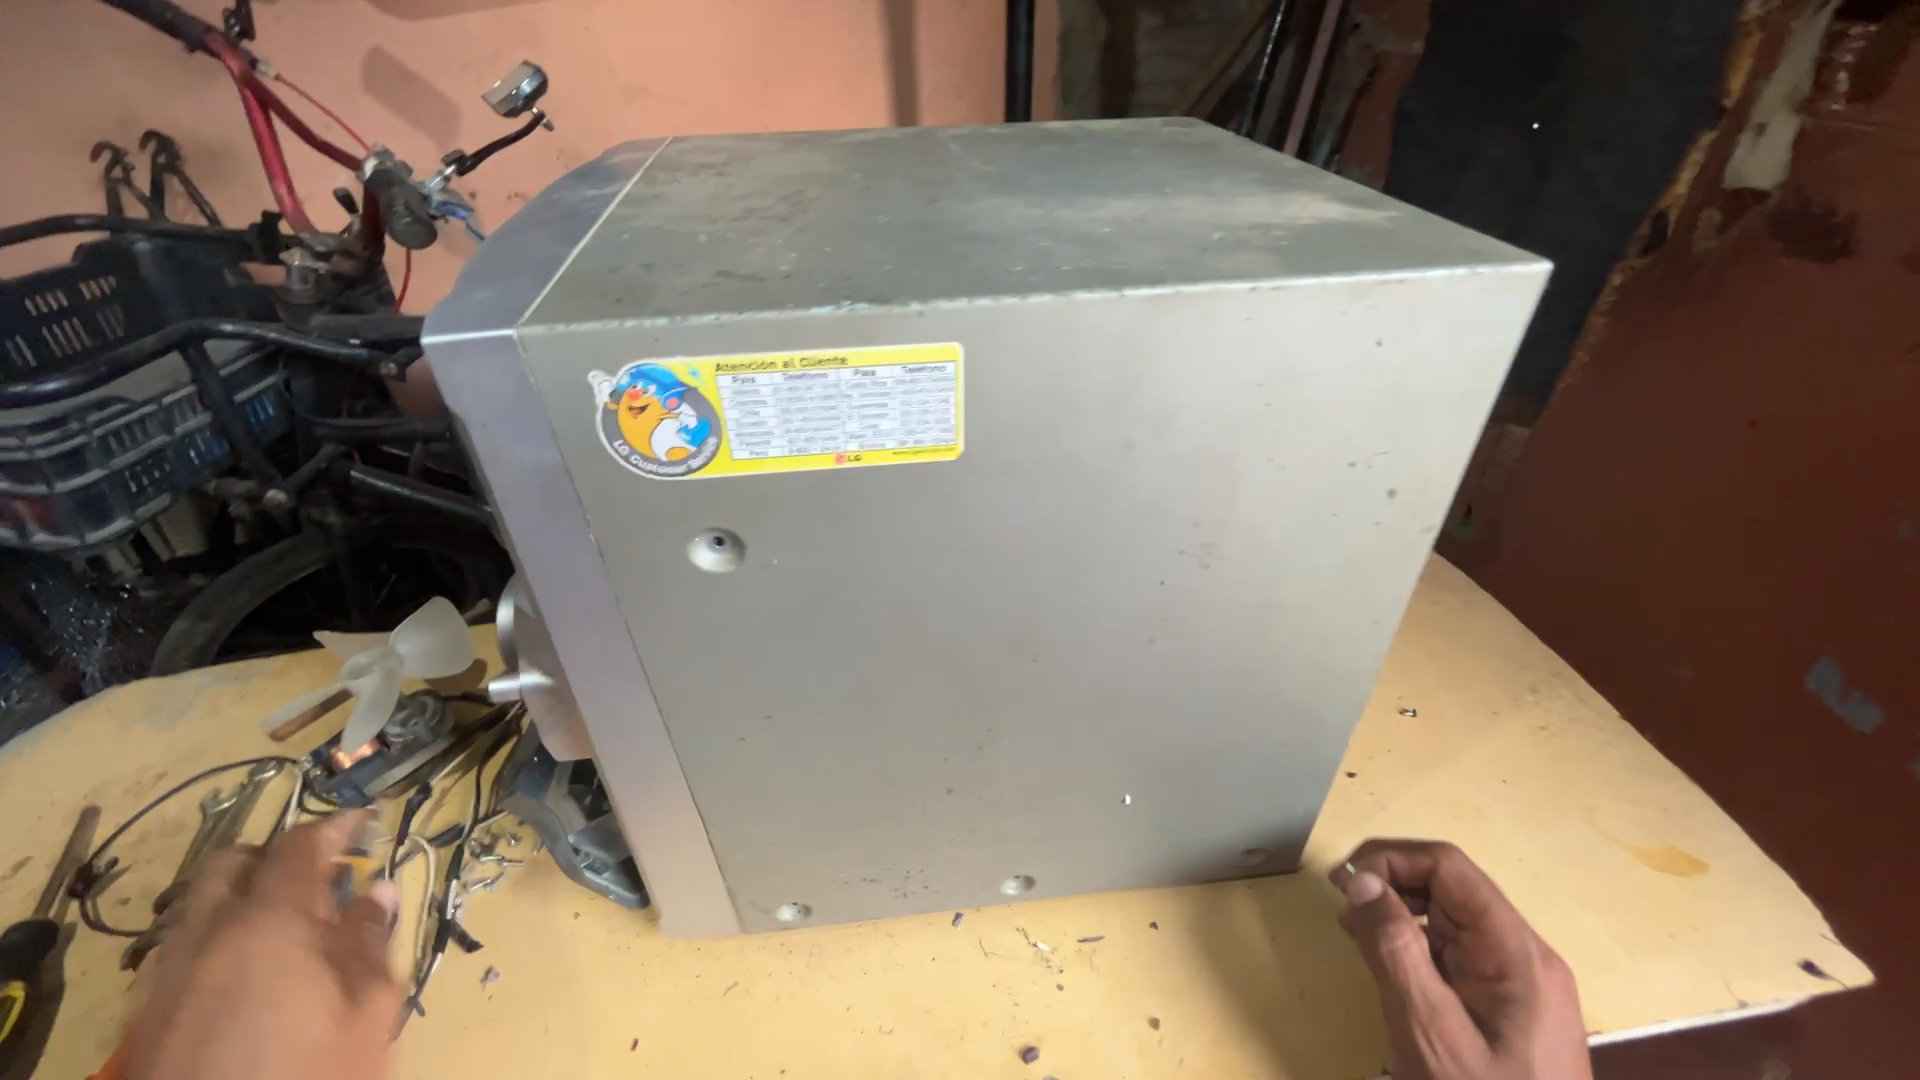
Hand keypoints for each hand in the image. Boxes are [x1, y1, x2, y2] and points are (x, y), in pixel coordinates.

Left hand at [121, 812, 402, 1079]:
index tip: (366, 821)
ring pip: (199, 907)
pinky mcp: (147, 1018)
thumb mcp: (369, 1007)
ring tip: (295, 922)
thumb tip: (376, 893)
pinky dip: (223, 936)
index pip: (298, 848)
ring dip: (246, 897)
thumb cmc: (312, 1071)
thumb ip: (370, 940)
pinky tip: (259, 968)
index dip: (336, 827)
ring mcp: (166, 979)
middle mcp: (206, 938)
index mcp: (269, 926)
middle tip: (324, 870)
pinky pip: (185, 949)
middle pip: (230, 865)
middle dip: (278, 855)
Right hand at [1331, 839, 1591, 1079]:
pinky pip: (1454, 947)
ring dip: (1398, 909)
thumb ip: (1393, 948)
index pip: (1448, 867)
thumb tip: (1361, 880)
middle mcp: (1524, 953)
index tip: (1342, 883)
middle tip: (1342, 905)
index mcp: (1516, 951)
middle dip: (1390, 882)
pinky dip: (1413, 940)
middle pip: (1450, 885)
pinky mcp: (1507, 1000)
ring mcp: (1519, 978)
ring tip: (1355, 930)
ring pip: (1449, 913)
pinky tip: (1385, 958)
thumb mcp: (1427, 1028)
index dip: (1390, 859)